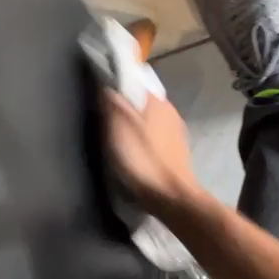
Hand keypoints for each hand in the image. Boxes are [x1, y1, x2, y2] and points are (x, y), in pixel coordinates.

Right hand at [101, 89, 205, 220]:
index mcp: (156, 101)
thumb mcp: (119, 130)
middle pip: (141, 100)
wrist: (172, 197)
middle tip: (106, 118)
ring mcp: (176, 129)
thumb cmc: (143, 161)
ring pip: (150, 117)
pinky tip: (137, 149)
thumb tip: (108, 84)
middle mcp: (170, 109)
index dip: (116, 86)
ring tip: (119, 135)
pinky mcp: (178, 148)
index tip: (100, 96)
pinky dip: (145, 136)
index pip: (133, 81)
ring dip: (136, 122)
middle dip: (126, 105)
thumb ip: (113, 104)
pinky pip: (156, 133)